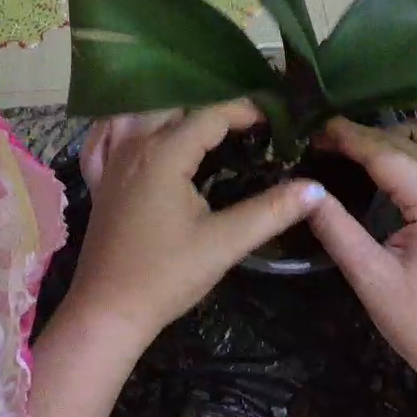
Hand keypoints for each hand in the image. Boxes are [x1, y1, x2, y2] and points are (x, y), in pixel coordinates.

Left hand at [68, 101, 326, 350]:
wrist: (107, 310)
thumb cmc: (166, 276)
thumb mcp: (224, 244)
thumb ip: (271, 211)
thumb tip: (316, 188)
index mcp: (165, 154)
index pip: (211, 115)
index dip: (245, 111)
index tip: (275, 119)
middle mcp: (134, 145)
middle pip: (175, 106)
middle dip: (212, 108)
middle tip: (248, 125)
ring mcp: (111, 161)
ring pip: (140, 114)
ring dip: (172, 111)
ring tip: (203, 125)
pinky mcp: (100, 180)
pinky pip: (106, 136)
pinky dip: (125, 125)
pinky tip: (140, 131)